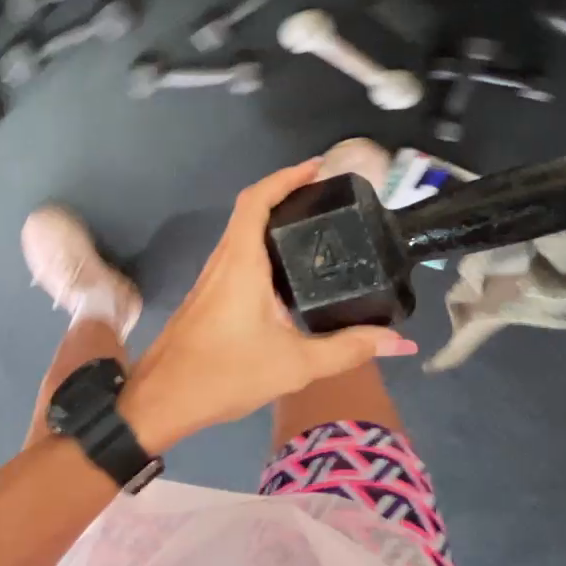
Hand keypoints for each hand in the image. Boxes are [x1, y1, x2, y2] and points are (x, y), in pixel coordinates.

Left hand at [121, 161, 417, 452]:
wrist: (164, 396)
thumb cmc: (226, 372)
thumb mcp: (296, 364)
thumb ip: (349, 349)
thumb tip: (401, 341)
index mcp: (241, 261)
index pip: (257, 199)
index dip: (286, 177)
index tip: (318, 168)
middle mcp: (224, 259)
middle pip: (250, 209)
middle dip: (286, 193)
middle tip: (327, 195)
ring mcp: (214, 276)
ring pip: (243, 232)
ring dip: (273, 219)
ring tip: (317, 224)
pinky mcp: (212, 294)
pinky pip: (240, 254)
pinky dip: (265, 245)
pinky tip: (292, 270)